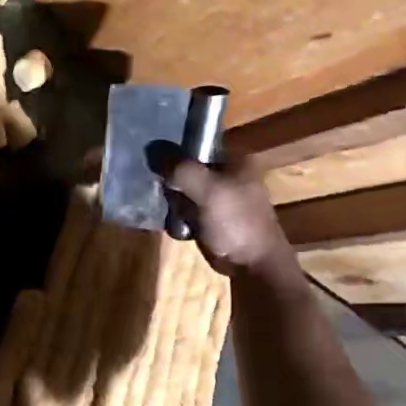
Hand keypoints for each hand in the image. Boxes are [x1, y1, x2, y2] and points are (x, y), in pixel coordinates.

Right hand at [164, 157, 291, 271]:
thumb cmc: (236, 221)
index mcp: (236, 158)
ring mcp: (220, 197)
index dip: (178, 149)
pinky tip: (175, 221)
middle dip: (174, 178)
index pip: (200, 142)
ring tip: (169, 208)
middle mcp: (229, 173)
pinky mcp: (212, 217)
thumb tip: (153, 151)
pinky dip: (179, 215)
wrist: (252, 263)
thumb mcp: (209, 190)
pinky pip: (188, 208)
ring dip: (174, 199)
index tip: (159, 160)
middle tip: (163, 188)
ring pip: (186, 189)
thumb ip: (182, 170)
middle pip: (190, 167)